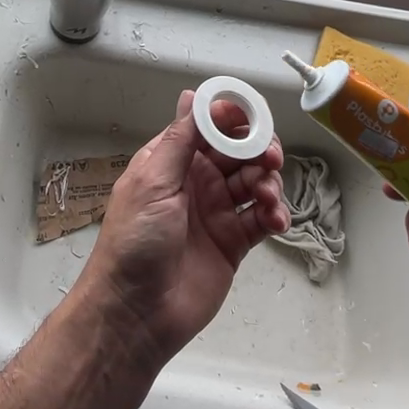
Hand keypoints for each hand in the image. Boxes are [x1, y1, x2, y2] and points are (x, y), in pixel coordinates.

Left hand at [75, 89, 288, 366]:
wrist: (136, 311)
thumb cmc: (133, 240)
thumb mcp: (152, 182)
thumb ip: (178, 140)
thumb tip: (191, 96)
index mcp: (170, 160)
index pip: (206, 127)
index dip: (231, 118)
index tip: (253, 118)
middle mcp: (195, 181)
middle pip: (237, 152)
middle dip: (258, 148)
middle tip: (270, 157)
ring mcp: (215, 211)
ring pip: (253, 182)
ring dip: (268, 182)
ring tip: (268, 196)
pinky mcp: (232, 243)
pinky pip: (261, 219)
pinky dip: (274, 215)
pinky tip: (275, 219)